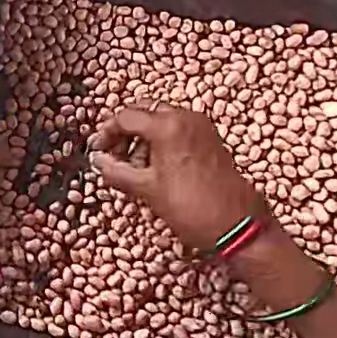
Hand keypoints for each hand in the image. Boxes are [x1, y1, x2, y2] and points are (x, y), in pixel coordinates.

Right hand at [88, 106, 267, 250]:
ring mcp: (201, 127)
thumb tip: (98, 161)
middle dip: (124, 131)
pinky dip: (161, 140)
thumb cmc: (193, 208)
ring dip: (142, 136)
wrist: (239, 225)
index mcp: (167, 126)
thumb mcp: (146, 190)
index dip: (106, 133)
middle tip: (112, 154)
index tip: (98, 150)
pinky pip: (177, 128)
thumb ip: (115, 171)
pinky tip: (154, 167)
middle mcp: (186, 118)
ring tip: (133, 166)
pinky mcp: (210, 139)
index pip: (125, 117)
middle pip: (143, 112)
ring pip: (160, 119)